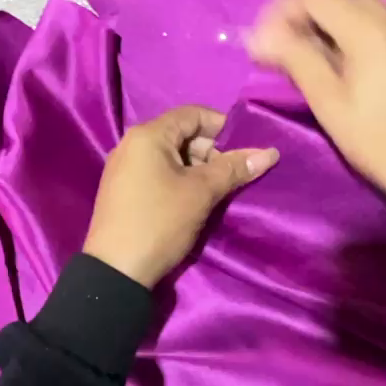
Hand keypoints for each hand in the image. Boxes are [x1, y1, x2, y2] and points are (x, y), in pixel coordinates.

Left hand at [85, 107, 278, 286]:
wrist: (115, 271)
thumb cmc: (159, 222)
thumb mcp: (201, 193)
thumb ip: (234, 168)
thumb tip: (270, 152)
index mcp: (148, 135)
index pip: (192, 114)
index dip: (222, 126)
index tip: (244, 147)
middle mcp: (132, 144)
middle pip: (181, 134)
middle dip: (210, 150)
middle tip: (231, 175)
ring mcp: (124, 167)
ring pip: (170, 155)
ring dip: (196, 167)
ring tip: (216, 191)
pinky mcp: (123, 189)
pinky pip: (156, 171)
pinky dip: (178, 178)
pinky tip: (193, 200)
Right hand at [247, 0, 385, 208]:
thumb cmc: (380, 142)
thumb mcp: (329, 103)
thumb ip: (295, 58)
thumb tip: (258, 36)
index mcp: (370, 28)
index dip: (280, 11)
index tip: (262, 43)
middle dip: (299, 10)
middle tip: (276, 44)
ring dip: (323, 15)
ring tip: (302, 49)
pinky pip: (376, 12)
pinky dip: (349, 22)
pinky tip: (337, 52)